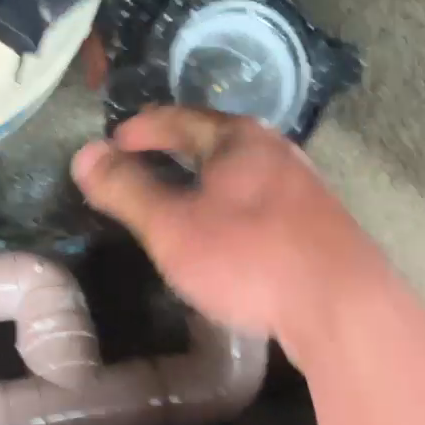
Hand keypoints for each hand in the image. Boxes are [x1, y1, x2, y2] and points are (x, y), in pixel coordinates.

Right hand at [73, 107, 387, 361]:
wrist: (340, 305)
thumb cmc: (248, 258)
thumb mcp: (172, 227)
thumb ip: (127, 191)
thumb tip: (84, 155)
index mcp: (239, 140)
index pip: (180, 118)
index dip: (143, 129)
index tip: (115, 140)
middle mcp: (275, 152)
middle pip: (215, 141)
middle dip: (177, 150)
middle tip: (144, 164)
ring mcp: (302, 188)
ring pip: (241, 173)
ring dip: (207, 180)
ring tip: (181, 199)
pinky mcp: (316, 224)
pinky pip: (260, 202)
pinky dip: (231, 206)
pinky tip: (228, 234)